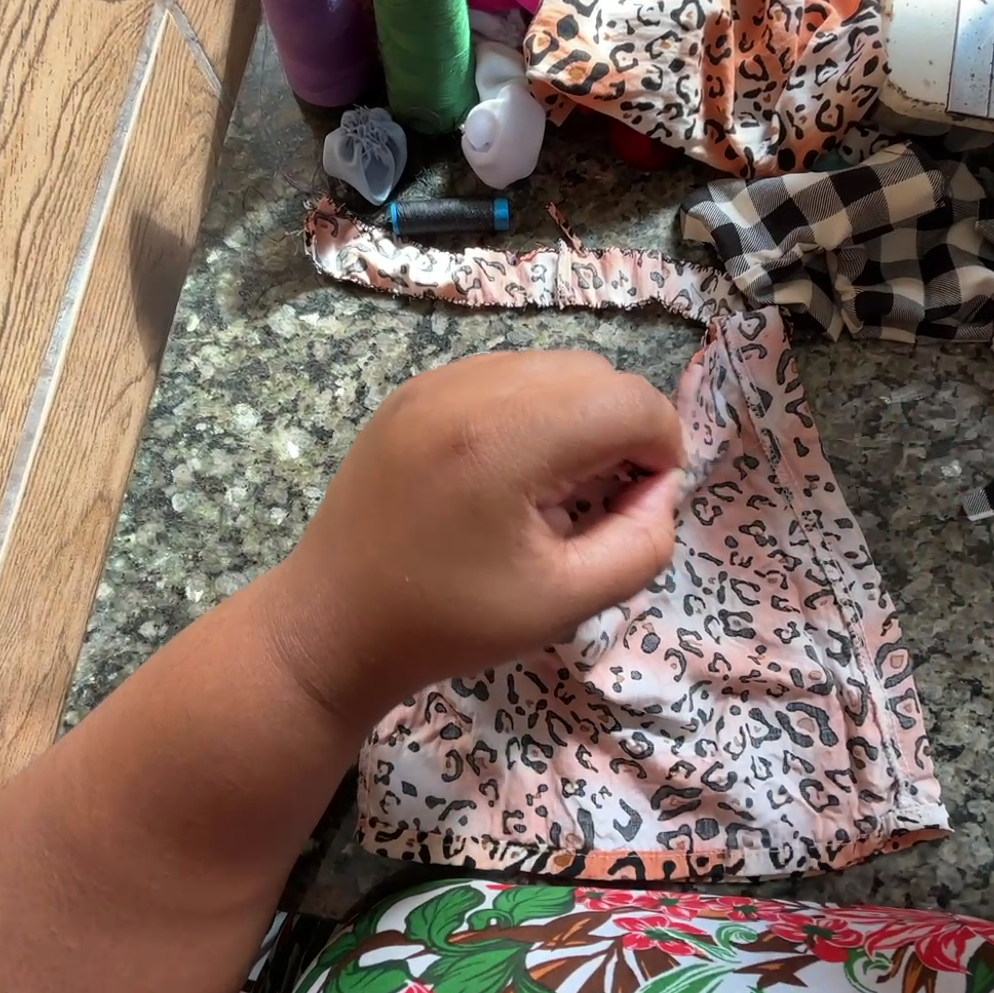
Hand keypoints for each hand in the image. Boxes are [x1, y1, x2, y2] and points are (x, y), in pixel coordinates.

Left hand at [262, 350, 685, 722]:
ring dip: (577, 418)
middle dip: (622, 430)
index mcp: (507, 437)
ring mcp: (434, 381)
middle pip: (595, 375)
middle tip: (597, 500)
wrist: (331, 623)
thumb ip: (641, 543)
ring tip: (550, 487)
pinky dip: (531, 412)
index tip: (642, 503)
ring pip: (551, 368)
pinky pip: (503, 377)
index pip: (631, 401)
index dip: (662, 449)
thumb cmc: (447, 623)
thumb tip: (659, 488)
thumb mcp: (565, 602)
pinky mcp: (413, 391)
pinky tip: (506, 472)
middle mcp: (470, 385)